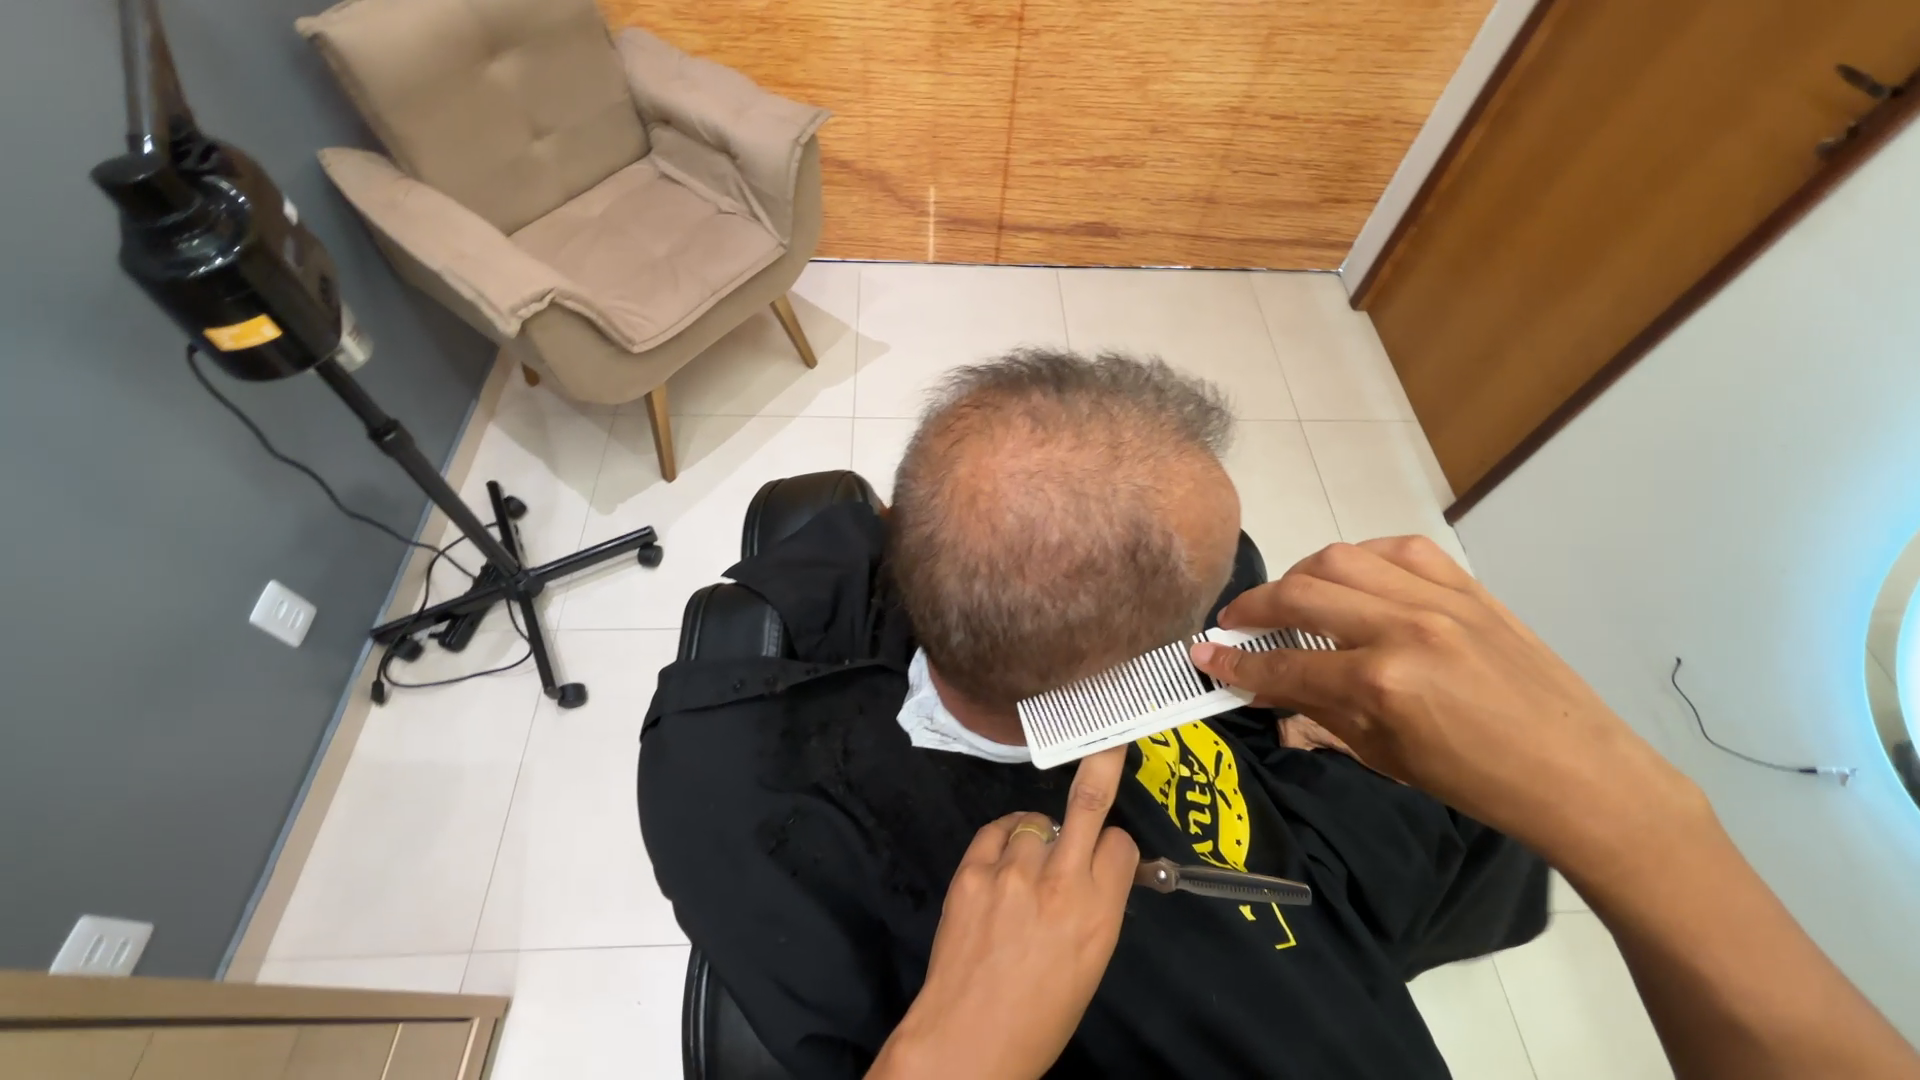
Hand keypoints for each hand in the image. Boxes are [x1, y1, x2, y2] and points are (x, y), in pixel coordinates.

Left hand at [869, 747, 1138, 1079]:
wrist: (969, 1038)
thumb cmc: (1041, 1013)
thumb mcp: (1090, 963)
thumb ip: (1096, 906)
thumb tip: (1095, 869)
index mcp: (1097, 912)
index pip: (1121, 845)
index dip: (1115, 848)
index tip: (1106, 856)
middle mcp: (1057, 882)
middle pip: (1087, 803)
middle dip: (1102, 765)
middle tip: (1107, 738)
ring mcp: (1010, 871)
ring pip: (1035, 822)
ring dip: (1038, 837)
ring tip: (1027, 870)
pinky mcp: (972, 870)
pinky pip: (996, 831)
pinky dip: (1005, 839)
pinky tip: (1005, 857)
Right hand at [1189, 537, 1697, 854]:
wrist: (1578, 772)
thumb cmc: (1473, 781)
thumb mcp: (1380, 754)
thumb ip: (1313, 707)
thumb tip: (1257, 683)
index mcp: (1380, 684)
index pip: (1282, 664)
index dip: (1234, 662)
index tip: (1203, 655)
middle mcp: (1402, 629)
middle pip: (1299, 596)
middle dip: (1252, 608)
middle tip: (1234, 623)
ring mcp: (1438, 600)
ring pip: (1338, 559)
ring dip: (1298, 577)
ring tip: (1289, 599)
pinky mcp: (1467, 587)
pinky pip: (1395, 549)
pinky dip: (1358, 560)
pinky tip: (1349, 580)